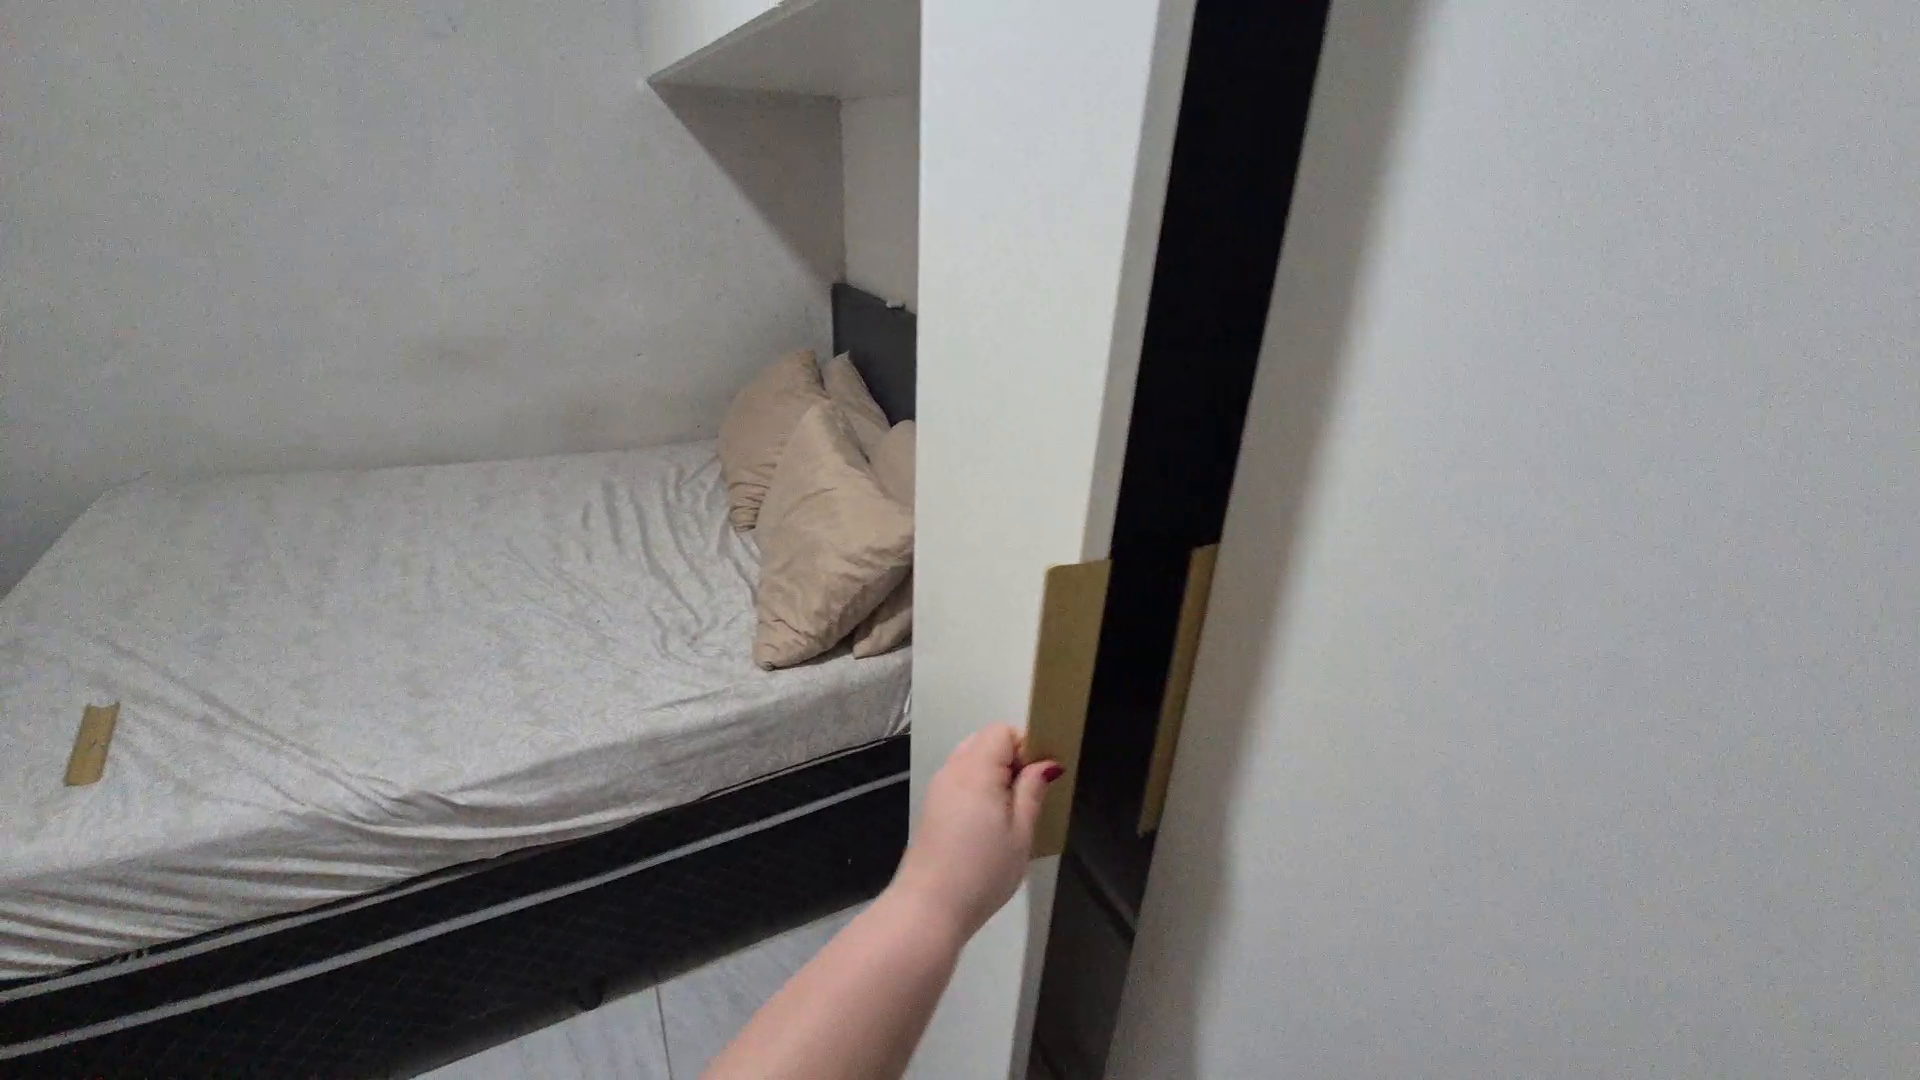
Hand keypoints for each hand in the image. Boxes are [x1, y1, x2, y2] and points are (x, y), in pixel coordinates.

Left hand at [889, 724, 1061, 938]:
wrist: (928, 909)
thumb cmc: (982, 872)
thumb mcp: (1020, 834)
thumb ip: (1032, 791)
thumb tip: (1047, 764)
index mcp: (975, 769)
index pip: (1002, 731)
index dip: (1026, 746)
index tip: (1040, 777)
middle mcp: (952, 770)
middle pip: (985, 741)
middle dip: (1011, 759)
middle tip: (1028, 796)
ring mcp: (938, 788)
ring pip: (971, 760)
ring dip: (994, 774)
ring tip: (1010, 814)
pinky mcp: (931, 806)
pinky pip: (959, 779)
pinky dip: (977, 788)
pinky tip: (987, 825)